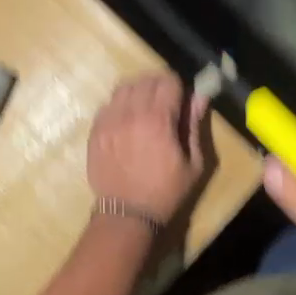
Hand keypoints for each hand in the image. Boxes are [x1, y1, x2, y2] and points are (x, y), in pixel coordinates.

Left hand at [86, 72, 209, 223]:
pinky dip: (120, 105)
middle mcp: (131, 113)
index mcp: (158, 120)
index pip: (169, 80)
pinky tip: (126, 121)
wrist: (127, 214)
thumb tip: (200, 97)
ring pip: (124, 87)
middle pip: (146, 80)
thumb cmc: (166, 191)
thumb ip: (194, 126)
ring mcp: (109, 121)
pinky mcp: (95, 131)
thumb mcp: (193, 163)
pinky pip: (107, 104)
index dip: (179, 87)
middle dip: (160, 86)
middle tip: (166, 103)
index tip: (182, 99)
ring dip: (138, 91)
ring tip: (144, 108)